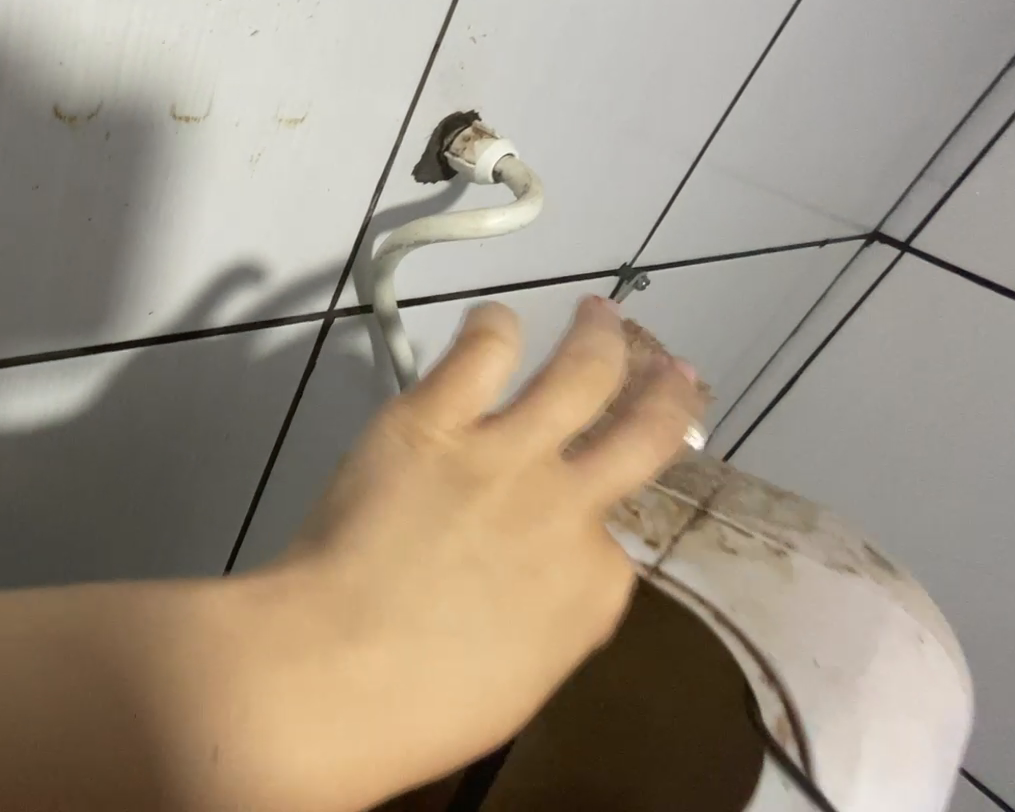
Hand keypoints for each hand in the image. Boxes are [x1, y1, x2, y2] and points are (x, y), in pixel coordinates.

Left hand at [246, 295, 703, 808]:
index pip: (607, 534)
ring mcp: (505, 455)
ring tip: (600, 313)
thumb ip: (533, 613)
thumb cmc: (418, 700)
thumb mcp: (514, 672)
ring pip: (579, 377)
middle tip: (672, 366)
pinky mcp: (435, 420)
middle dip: (663, 396)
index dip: (581, 518)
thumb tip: (516, 578)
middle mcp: (569, 508)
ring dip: (598, 339)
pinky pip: (480, 355)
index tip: (564, 506)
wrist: (341, 666)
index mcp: (596, 588)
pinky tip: (494, 318)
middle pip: (640, 436)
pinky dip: (492, 329)